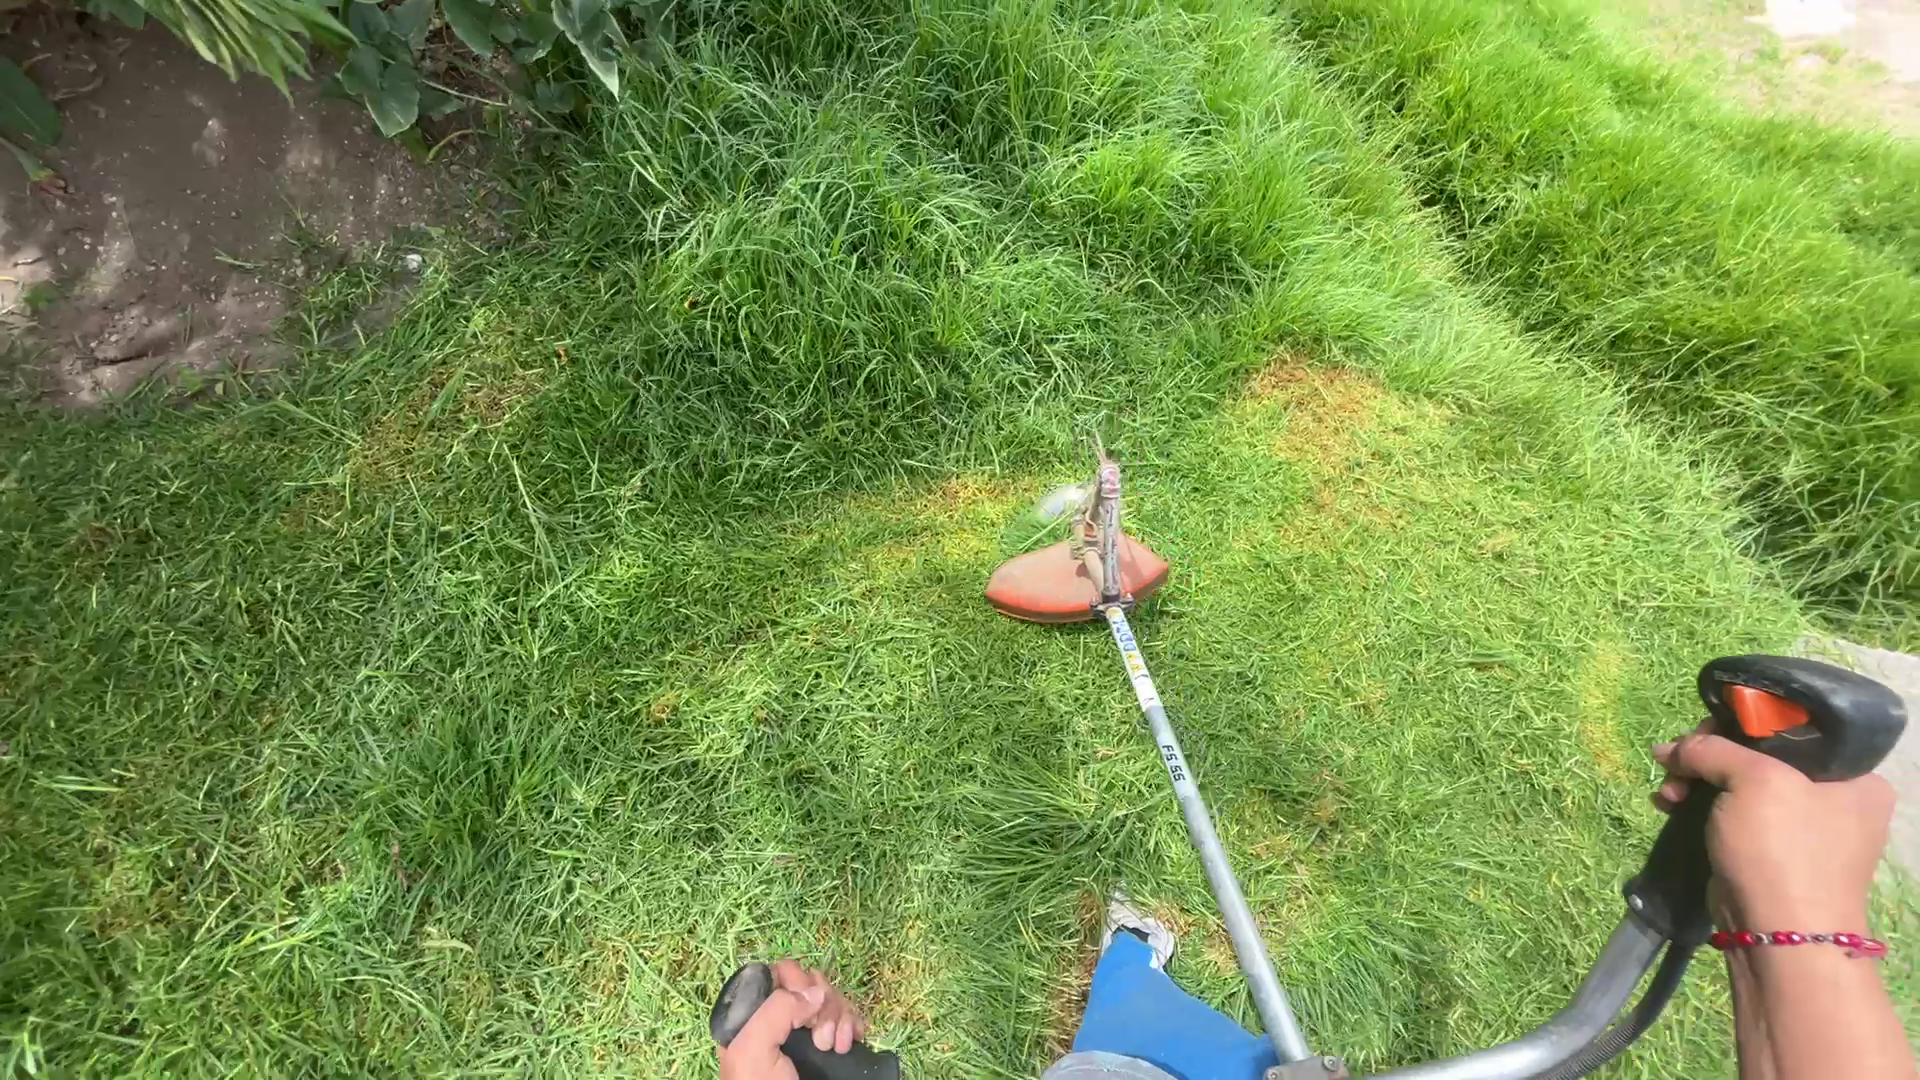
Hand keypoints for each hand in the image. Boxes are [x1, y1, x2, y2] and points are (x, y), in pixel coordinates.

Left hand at [717, 961, 868, 1079]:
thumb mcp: (753, 1050)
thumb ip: (776, 1009)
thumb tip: (815, 994)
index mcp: (752, 1017)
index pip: (777, 973)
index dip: (795, 979)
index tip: (804, 1001)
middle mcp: (779, 1021)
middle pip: (808, 983)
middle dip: (823, 1002)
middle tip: (822, 1037)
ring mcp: (805, 1033)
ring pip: (829, 998)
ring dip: (840, 1015)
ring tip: (838, 1045)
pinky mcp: (828, 1044)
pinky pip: (847, 1015)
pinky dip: (853, 1023)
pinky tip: (854, 1039)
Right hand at [1652, 731, 1893, 928]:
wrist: (1779, 926)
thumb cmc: (1782, 847)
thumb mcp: (1753, 780)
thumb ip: (1711, 748)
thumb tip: (1670, 749)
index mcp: (1853, 779)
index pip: (1786, 730)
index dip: (1737, 728)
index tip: (1701, 738)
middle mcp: (1830, 798)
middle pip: (1750, 754)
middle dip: (1702, 758)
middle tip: (1675, 767)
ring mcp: (1796, 823)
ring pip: (1728, 780)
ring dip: (1689, 780)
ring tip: (1668, 794)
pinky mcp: (1764, 843)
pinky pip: (1722, 806)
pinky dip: (1691, 802)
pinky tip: (1668, 805)